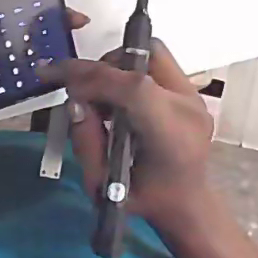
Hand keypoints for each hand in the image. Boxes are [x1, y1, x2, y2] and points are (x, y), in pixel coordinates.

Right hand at [38, 40, 216, 232]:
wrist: (186, 203)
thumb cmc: (143, 200)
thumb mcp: (102, 183)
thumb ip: (85, 141)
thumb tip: (74, 103)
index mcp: (171, 138)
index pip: (134, 90)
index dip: (94, 78)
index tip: (63, 83)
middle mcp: (188, 110)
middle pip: (141, 62)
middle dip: (101, 70)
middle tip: (79, 92)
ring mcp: (194, 97)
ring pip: (149, 54)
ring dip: (115, 68)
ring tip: (98, 96)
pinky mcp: (190, 91)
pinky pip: (155, 64)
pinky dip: (129, 72)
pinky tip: (117, 98)